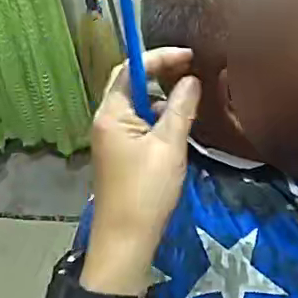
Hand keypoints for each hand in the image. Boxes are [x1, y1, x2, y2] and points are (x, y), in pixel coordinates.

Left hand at [84, 48, 200, 293]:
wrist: (126, 241)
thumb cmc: (146, 191)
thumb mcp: (169, 146)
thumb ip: (181, 109)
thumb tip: (191, 80)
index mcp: (111, 114)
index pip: (131, 70)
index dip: (160, 57)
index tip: (189, 56)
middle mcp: (106, 120)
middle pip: (130, 83)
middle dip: (160, 71)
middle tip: (191, 67)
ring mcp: (112, 137)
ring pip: (137, 104)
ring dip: (161, 94)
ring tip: (190, 93)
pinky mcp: (121, 153)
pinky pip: (139, 122)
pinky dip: (159, 115)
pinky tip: (179, 122)